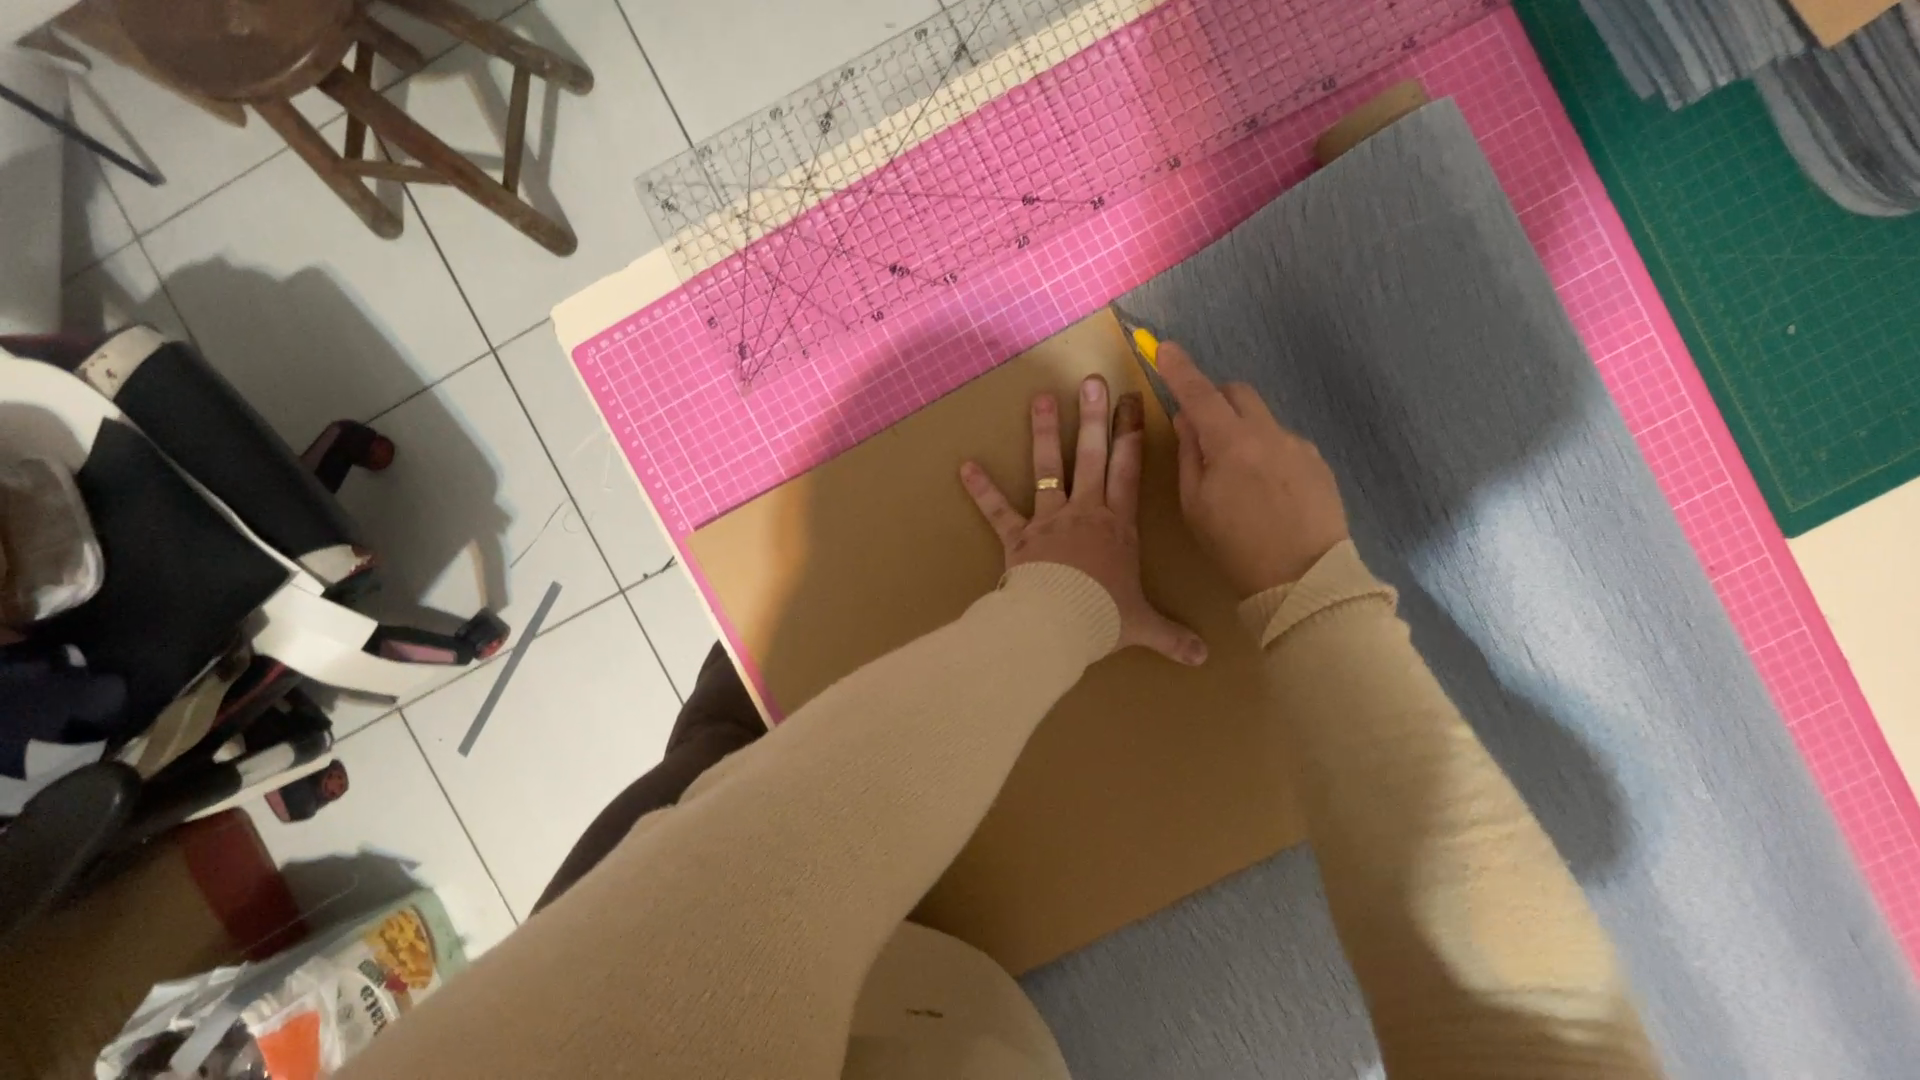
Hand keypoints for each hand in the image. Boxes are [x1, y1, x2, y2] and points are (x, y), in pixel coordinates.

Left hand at [961, 375, 1208, 665]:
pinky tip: (965, 467)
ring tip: (1040, 399)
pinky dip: (981, 490)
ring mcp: (1048, 522)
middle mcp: (1085, 514)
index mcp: (1118, 527)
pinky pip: (997, 511)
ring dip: (1044, 434)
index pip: (1129, 472)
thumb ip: (1173, 637)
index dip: (1132, 436)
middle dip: (1093, 418)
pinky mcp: (1017, 538)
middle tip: (1091, 381)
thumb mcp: (1143, 626)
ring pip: (1048, 470)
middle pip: (1092, 457)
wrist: (1059, 627)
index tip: (1133, 402)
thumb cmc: (1103, 619)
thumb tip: (1205, 659)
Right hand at [1157, 342, 1348, 596]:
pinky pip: (1283, 444)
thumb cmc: (1236, 548)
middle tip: (1199, 425)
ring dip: (1242, 429)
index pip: (1198, 393)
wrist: (1304, 581)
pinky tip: (1266, 492)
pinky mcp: (1319, 464)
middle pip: (1237, 392)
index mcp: (1231, 443)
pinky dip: (1266, 453)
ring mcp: (1299, 447)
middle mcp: (1268, 433)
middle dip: (1215, 397)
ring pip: (1262, 419)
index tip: (1164, 348)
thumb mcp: (1195, 505)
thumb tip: (1188, 420)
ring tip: (1236, 477)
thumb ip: (1189, 455)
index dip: (1179, 369)